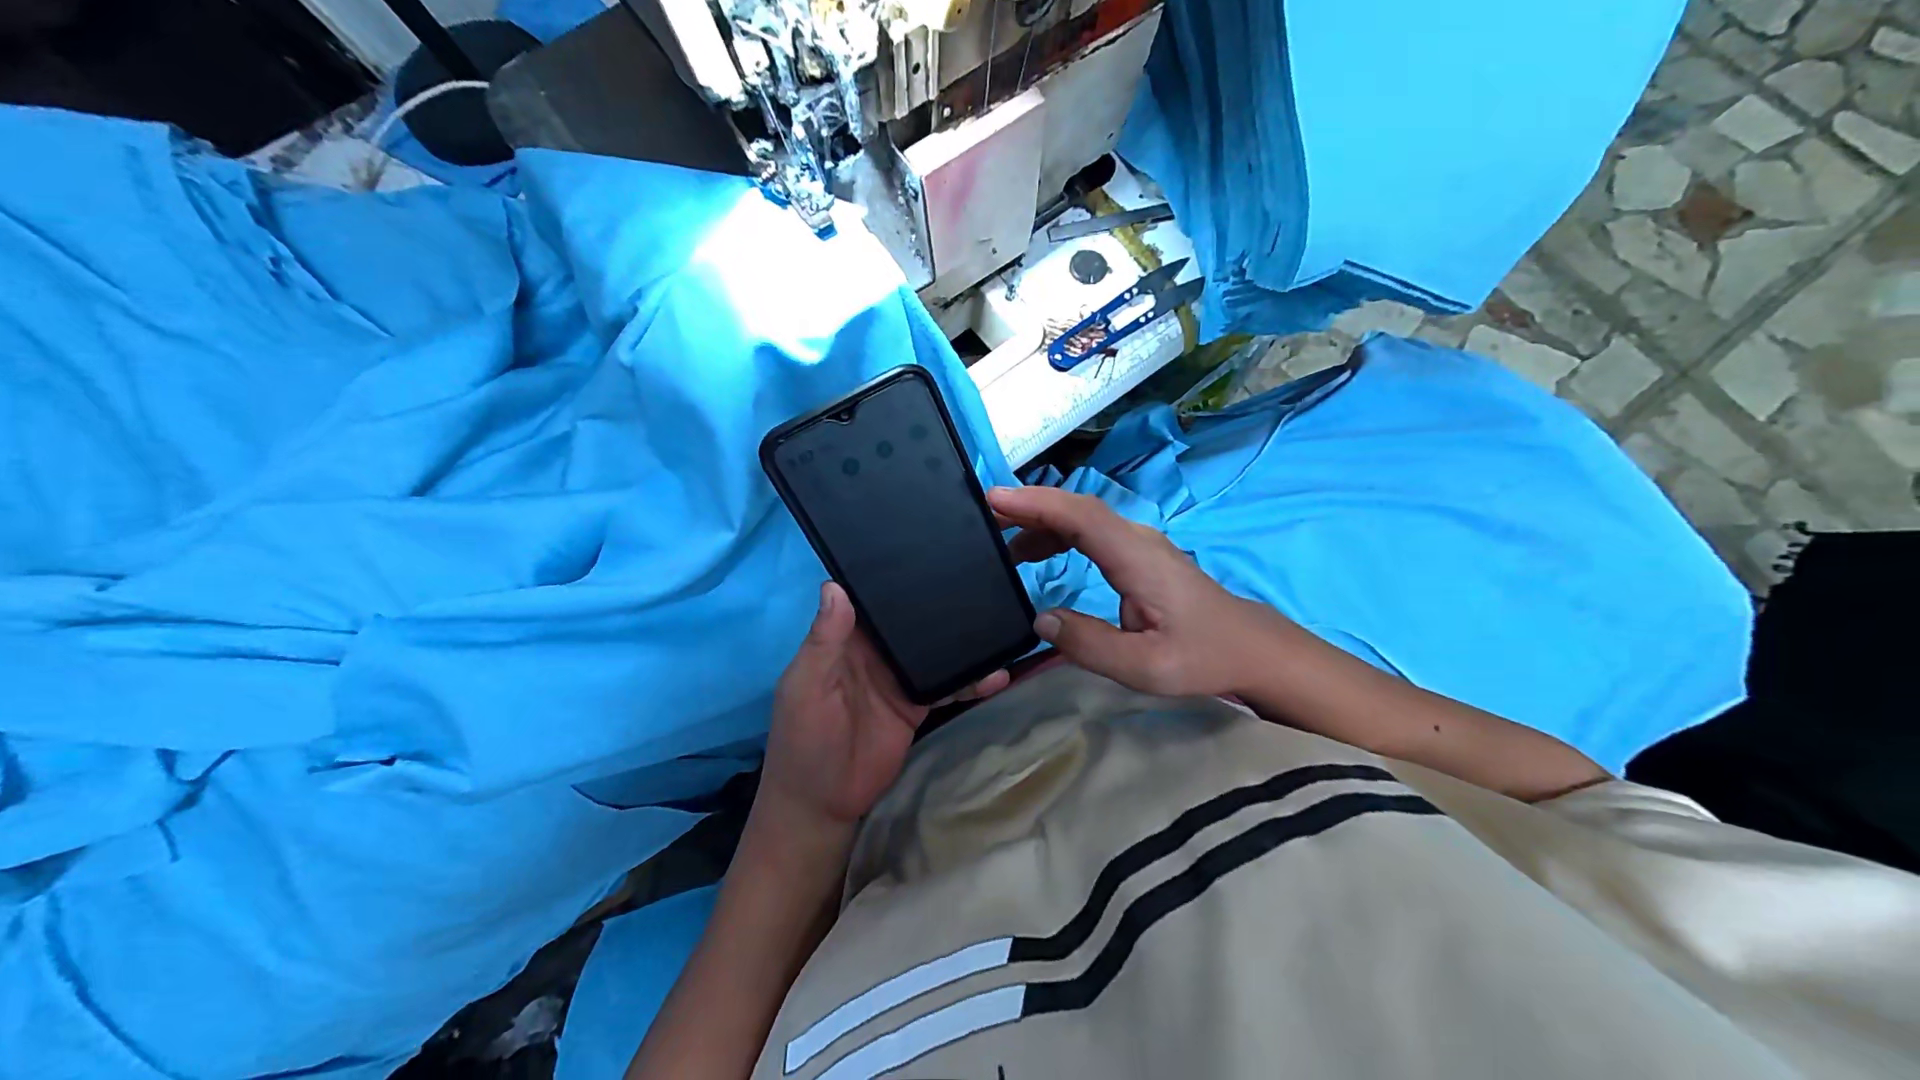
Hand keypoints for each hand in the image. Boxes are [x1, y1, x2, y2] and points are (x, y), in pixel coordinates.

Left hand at [762, 582, 1009, 830]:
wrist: (823, 802)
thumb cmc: (804, 739)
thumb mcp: (806, 686)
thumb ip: (824, 640)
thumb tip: (835, 586)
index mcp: (842, 640)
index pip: (869, 600)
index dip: (890, 579)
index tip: (924, 552)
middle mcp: (873, 653)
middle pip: (908, 621)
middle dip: (936, 604)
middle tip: (978, 580)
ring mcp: (898, 679)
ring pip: (933, 650)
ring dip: (960, 642)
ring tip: (997, 625)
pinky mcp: (917, 705)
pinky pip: (947, 686)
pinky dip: (970, 682)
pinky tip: (997, 675)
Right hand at [987, 485, 1297, 698]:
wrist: (1250, 647)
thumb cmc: (1203, 656)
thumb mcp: (1146, 667)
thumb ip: (1090, 645)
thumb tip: (1040, 620)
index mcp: (1138, 558)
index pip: (1081, 518)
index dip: (1037, 504)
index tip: (994, 499)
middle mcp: (1137, 540)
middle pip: (1076, 509)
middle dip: (1028, 506)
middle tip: (982, 516)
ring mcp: (1139, 544)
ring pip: (1081, 518)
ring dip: (1039, 521)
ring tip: (999, 541)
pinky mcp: (1138, 554)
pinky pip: (1090, 532)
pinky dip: (1057, 534)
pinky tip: (1035, 554)